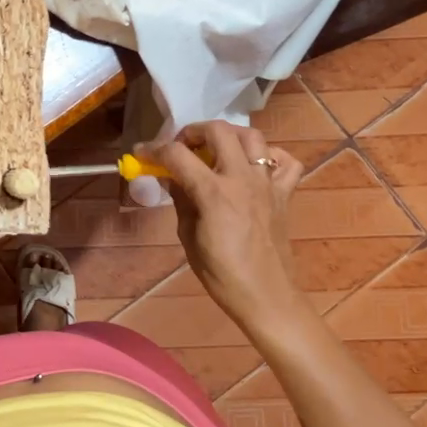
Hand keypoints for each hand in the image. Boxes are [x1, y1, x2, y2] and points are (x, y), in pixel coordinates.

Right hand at [145, 122, 305, 327]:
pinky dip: (269, 156)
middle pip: (218, 131)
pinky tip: (254, 167)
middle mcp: (242, 179)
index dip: (154, 150)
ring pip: (252, 137)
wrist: (266, 296)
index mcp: (214, 193)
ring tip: (214, 151)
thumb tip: (173, 179)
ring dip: (228, 137)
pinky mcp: (285, 194)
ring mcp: (268, 184)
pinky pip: (285, 162)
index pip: (177, 155)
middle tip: (181, 148)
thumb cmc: (221, 274)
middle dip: (192, 132)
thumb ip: (181, 201)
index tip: (141, 153)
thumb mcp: (188, 237)